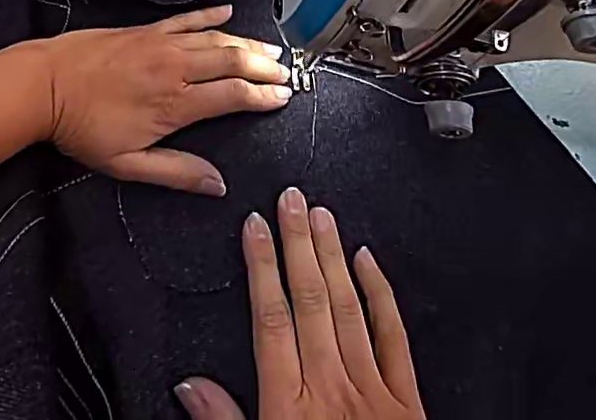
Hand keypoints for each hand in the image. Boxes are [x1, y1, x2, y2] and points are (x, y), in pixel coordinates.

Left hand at [13, 5, 291, 194]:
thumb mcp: (127, 163)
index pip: (233, 95)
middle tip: (286, 71)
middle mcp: (177, 67)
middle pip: (233, 61)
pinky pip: (189, 19)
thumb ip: (176, 172)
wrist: (46, 84)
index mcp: (176, 103)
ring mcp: (165, 43)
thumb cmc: (83, 128)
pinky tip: (228, 12)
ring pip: (218, 39)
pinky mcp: (150, 29)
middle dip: (264, 66)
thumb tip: (217, 184)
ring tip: (271, 48)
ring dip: (248, 43)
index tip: (284, 96)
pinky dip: (211, 15)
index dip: (263, 95)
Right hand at [173, 188, 425, 419]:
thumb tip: (189, 386)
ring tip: (320, 214)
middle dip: (297, 242)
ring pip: (347, 305)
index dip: (261, 266)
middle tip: (291, 197)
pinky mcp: (406, 399)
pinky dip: (379, 293)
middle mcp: (330, 388)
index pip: (270, 318)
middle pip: (309, 298)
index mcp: (290, 407)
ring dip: (332, 255)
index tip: (255, 226)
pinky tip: (367, 259)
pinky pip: (392, 334)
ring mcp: (371, 389)